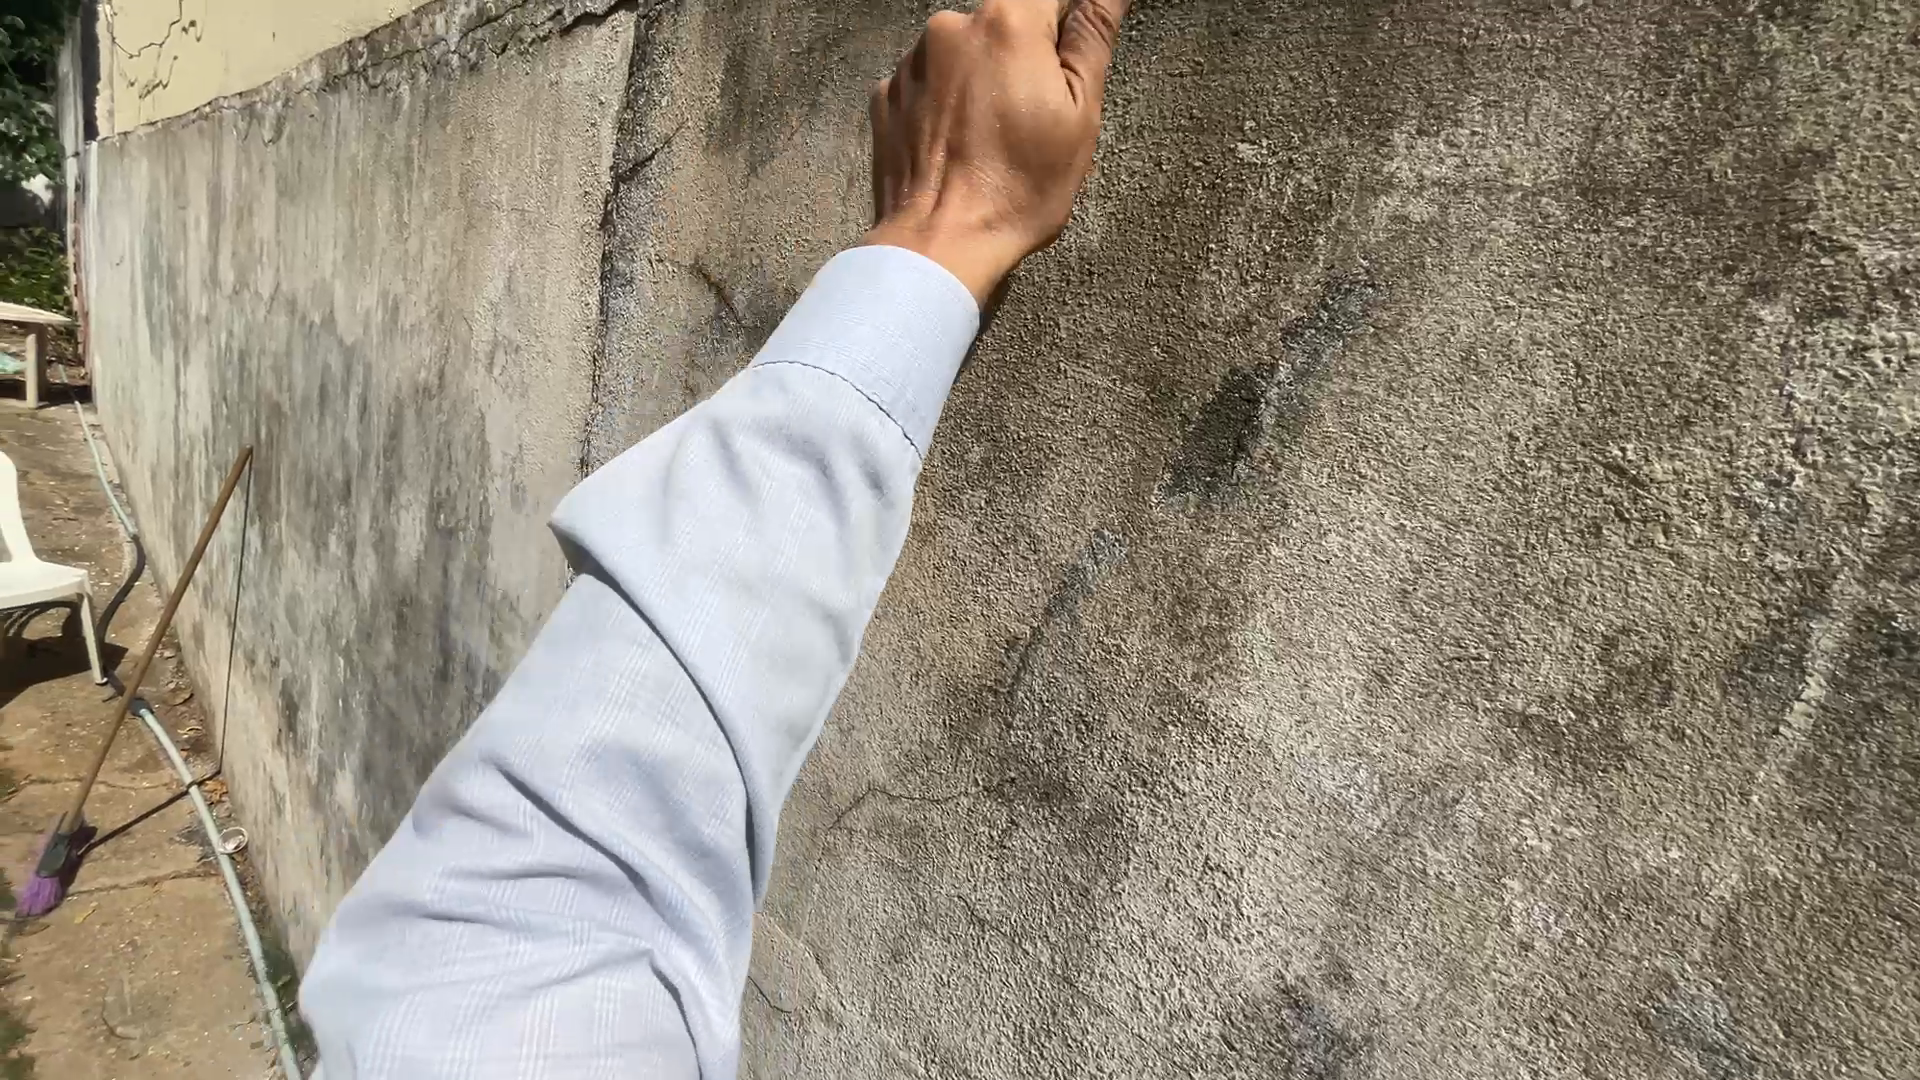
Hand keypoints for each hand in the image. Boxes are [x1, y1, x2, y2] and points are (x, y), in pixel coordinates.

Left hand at [863, 0, 1132, 304]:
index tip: (1056, 80)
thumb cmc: (1018, 191)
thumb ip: (1093, 38)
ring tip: (983, 149)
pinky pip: (923, 91)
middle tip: (1023, 128)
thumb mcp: (1079, 117)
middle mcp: (951, 27)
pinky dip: (939, 113)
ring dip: (973, 88)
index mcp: (1008, 21)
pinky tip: (952, 154)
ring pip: (958, 60)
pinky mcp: (885, 101)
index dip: (1057, 39)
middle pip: (998, 28)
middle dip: (1015, 65)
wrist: (941, 245)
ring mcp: (910, 64)